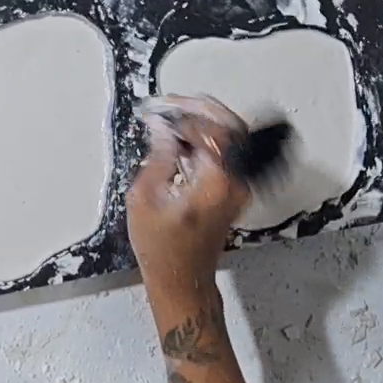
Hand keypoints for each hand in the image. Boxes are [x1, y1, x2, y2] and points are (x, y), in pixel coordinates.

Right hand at [126, 96, 249, 294]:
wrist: (181, 278)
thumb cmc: (162, 249)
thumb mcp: (144, 197)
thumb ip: (157, 157)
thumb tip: (163, 128)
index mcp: (217, 182)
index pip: (212, 130)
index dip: (184, 114)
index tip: (161, 113)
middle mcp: (236, 182)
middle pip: (230, 127)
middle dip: (199, 109)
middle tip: (170, 104)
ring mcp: (238, 186)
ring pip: (230, 138)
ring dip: (201, 123)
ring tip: (170, 119)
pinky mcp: (232, 190)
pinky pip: (225, 154)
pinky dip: (204, 141)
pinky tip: (179, 141)